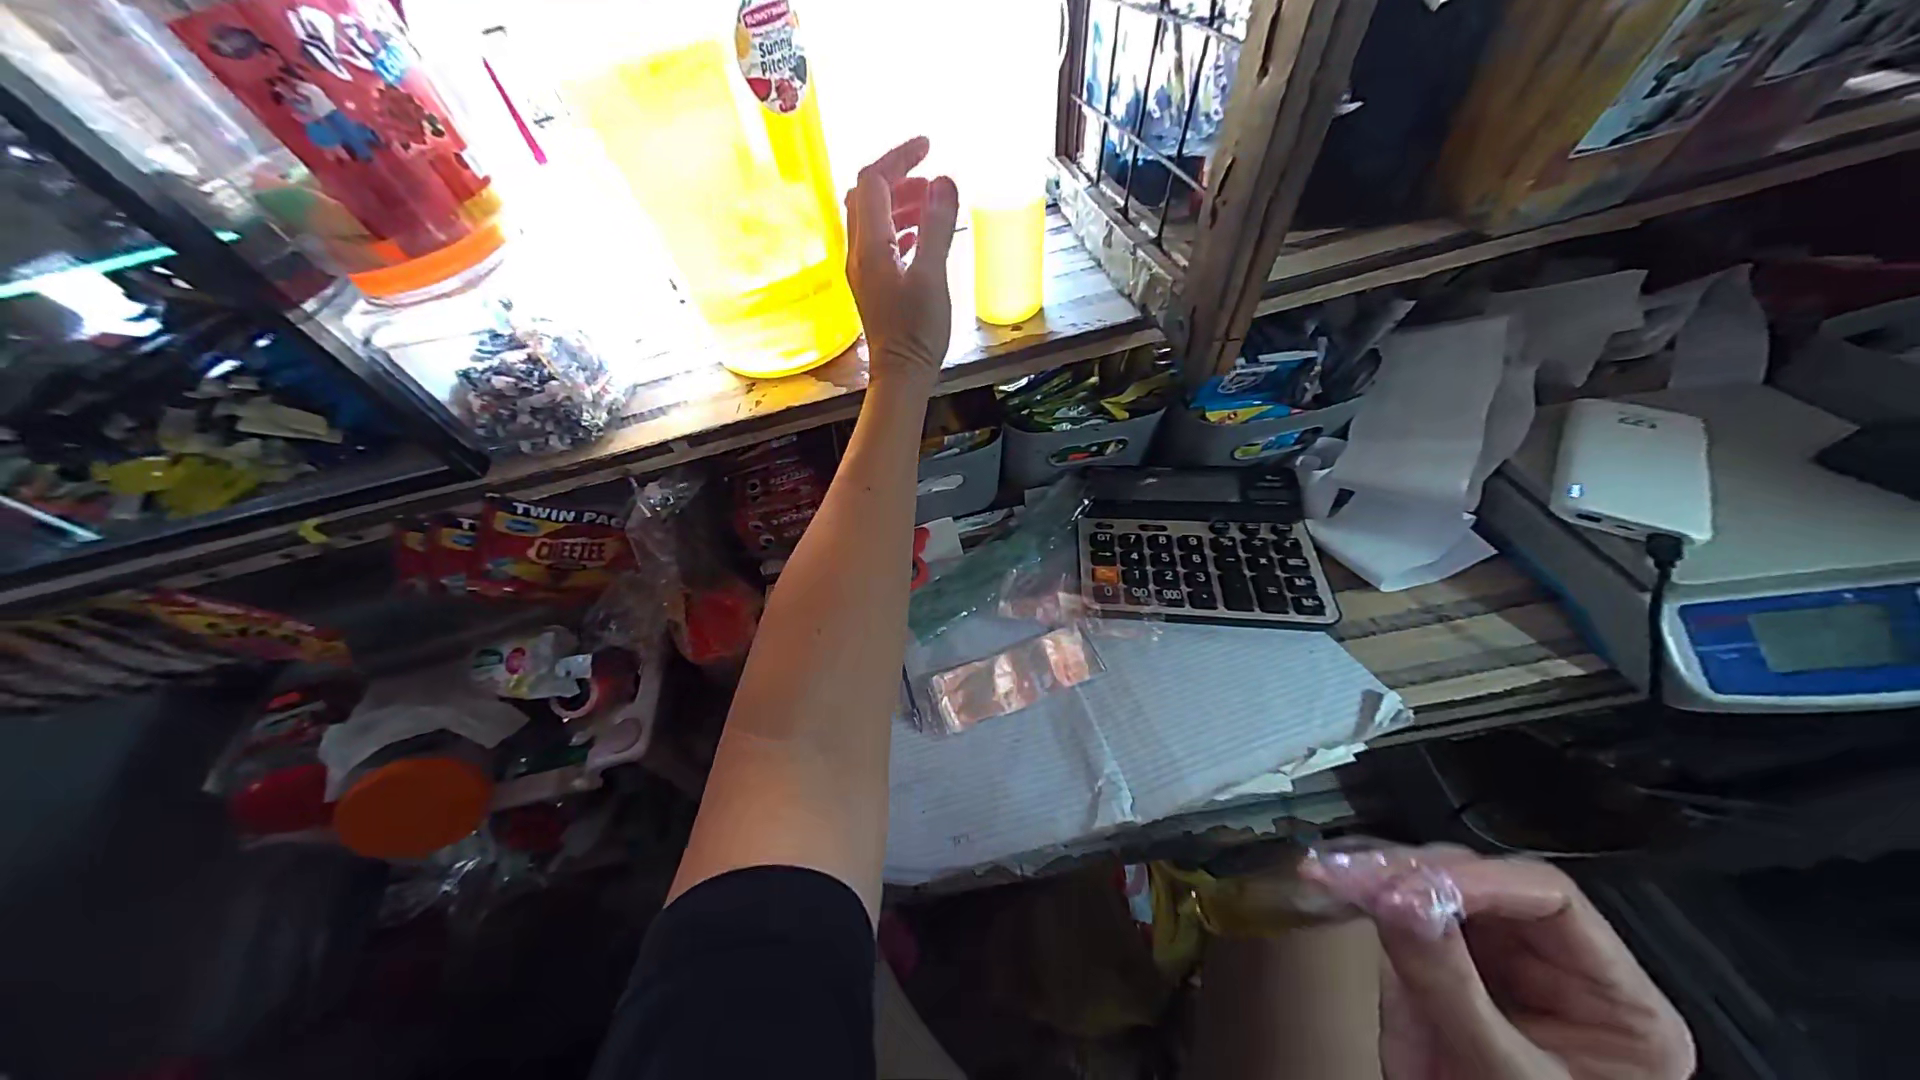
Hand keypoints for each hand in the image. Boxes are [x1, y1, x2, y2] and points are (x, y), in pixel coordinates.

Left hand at [844, 136, 957, 386]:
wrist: (900, 375)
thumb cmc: (917, 331)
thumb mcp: (934, 276)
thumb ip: (938, 227)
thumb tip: (945, 180)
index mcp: (870, 245)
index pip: (873, 181)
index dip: (899, 157)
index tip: (929, 147)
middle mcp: (859, 253)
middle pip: (868, 196)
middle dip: (899, 178)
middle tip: (933, 181)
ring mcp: (864, 270)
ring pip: (874, 219)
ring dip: (901, 203)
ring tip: (933, 205)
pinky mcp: (873, 285)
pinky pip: (881, 242)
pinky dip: (901, 228)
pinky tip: (922, 236)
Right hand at [1302, 846, 1694, 1079]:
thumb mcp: (1498, 1078)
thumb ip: (1450, 986)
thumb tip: (1393, 895)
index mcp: (1616, 1003)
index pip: (1549, 901)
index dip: (1478, 879)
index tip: (1404, 884)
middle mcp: (1556, 966)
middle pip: (1486, 884)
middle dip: (1415, 873)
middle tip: (1352, 873)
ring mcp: (1493, 961)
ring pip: (1437, 886)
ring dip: (1381, 874)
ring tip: (1332, 873)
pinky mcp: (1437, 961)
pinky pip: (1403, 911)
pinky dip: (1365, 893)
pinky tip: (1334, 880)